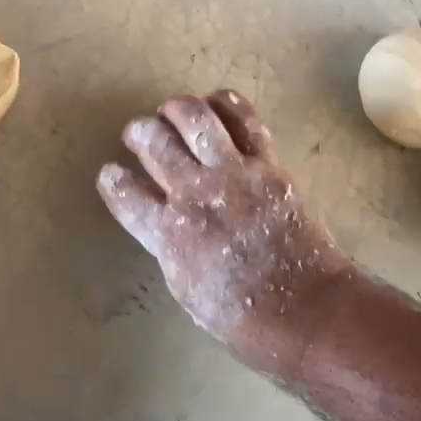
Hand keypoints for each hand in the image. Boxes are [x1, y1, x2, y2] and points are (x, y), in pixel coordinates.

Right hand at [97, 90, 351, 379]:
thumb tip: (161, 219)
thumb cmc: (245, 317)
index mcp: (169, 234)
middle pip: (153, 141)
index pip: (125, 193)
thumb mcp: (187, 288)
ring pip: (193, 117)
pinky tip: (216, 103)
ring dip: (175, 108)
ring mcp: (232, 174)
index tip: (111, 173)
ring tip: (171, 111)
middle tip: (140, 134)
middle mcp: (194, 194)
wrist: (309, 310)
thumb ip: (168, 245)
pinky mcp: (266, 163)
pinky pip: (243, 118)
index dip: (112, 179)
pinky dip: (226, 103)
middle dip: (139, 131)